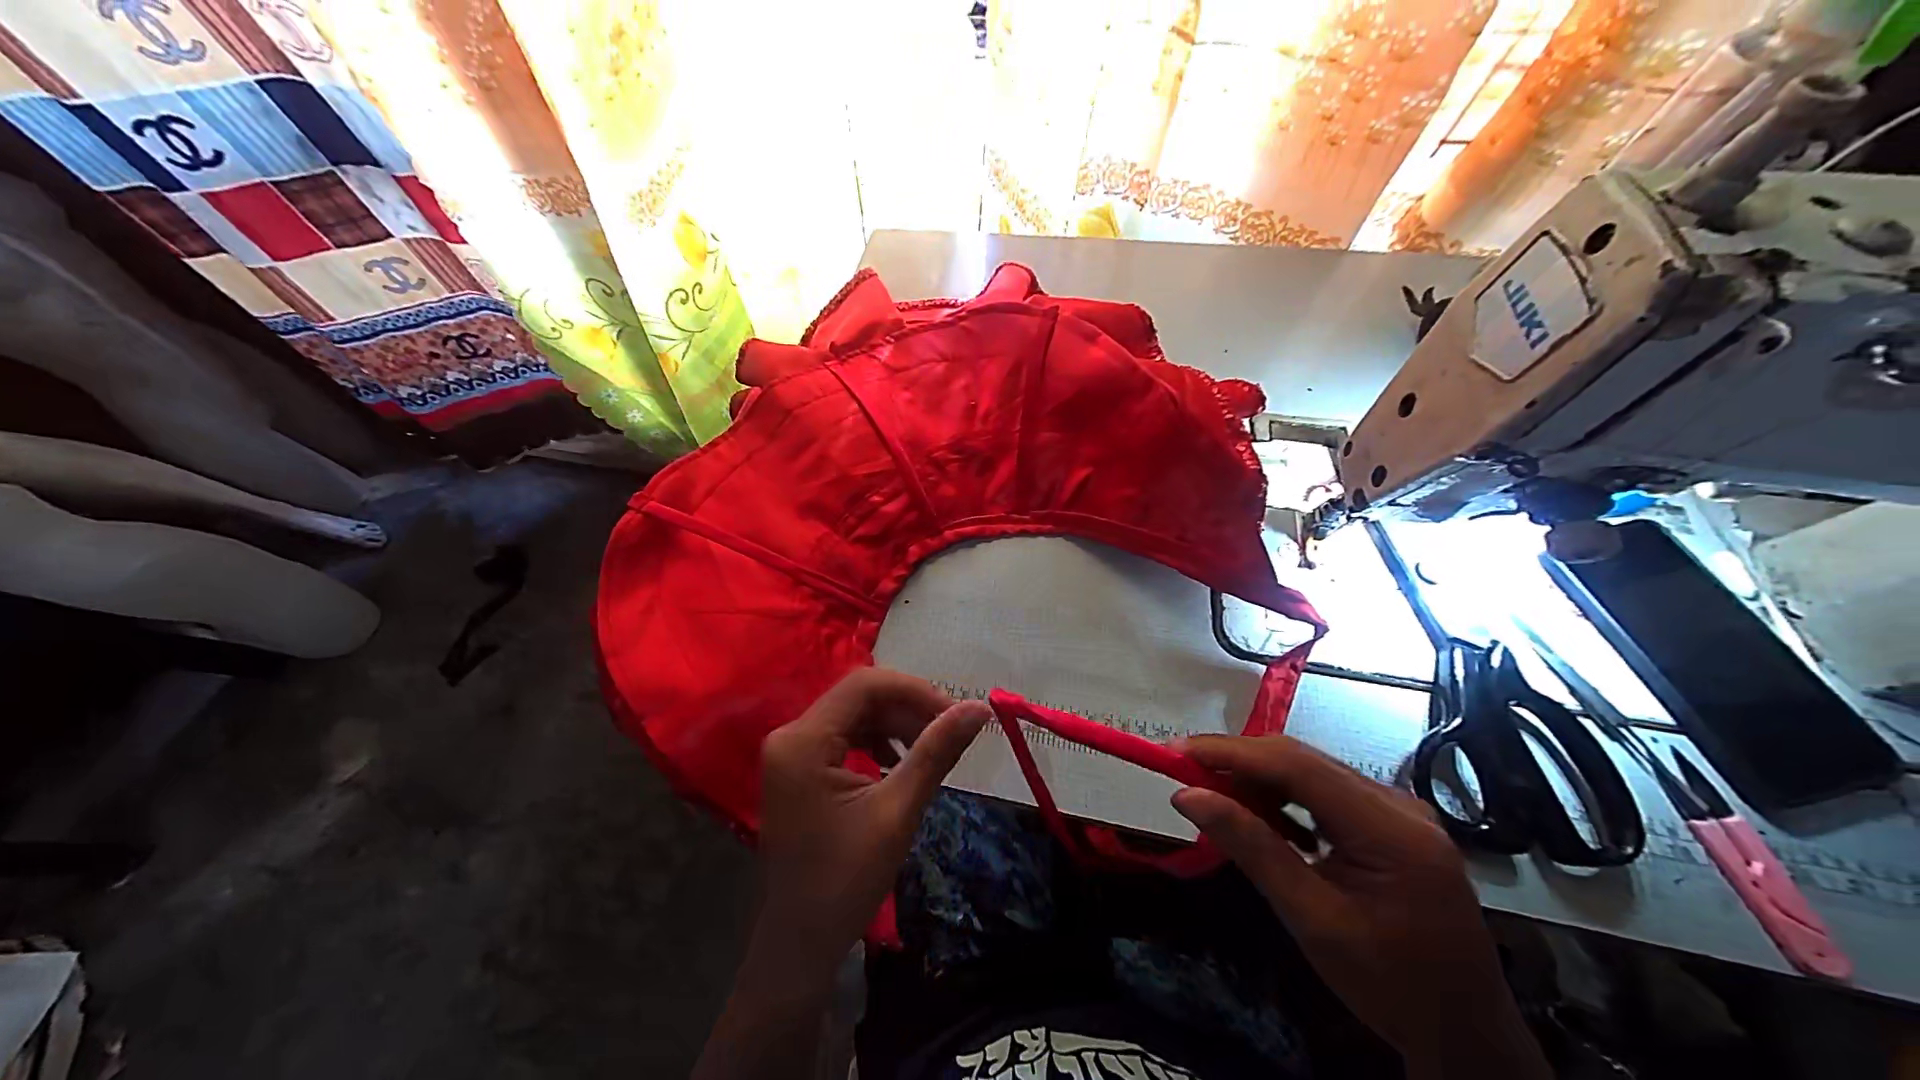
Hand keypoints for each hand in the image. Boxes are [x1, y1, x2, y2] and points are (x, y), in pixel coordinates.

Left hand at [694, 669, 988, 1079]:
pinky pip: (845, 738)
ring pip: (855, 716)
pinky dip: (878, 744)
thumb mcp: (897, 811)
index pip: (864, 685)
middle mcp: (790, 736)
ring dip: (896, 725)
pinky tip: (903, 765)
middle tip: (951, 732)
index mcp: (802, 741)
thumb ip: (935, 752)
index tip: (955, 713)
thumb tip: (979, 708)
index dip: (914, 690)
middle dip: (908, 708)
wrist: (800, 943)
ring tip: (932, 749)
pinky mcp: (800, 771)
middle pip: (858, 698)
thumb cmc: (845, 881)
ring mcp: (791, 754)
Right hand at [1171, 735, 1548, 1079]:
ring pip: (1312, 773)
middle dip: (1239, 763)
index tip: (1175, 751)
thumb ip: (1251, 849)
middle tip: (1184, 774)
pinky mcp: (1394, 826)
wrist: (1465, 1035)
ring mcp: (1401, 813)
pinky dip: (1287, 801)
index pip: (1297, 765)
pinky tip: (1265, 824)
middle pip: (1304, 761)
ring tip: (1217, 801)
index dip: (1230, 752)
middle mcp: (1400, 806)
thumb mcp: (1311, 919)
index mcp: (1390, 829)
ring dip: (1260, 781)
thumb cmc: (1390, 986)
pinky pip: (1328, 795)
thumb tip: (1187, 796)